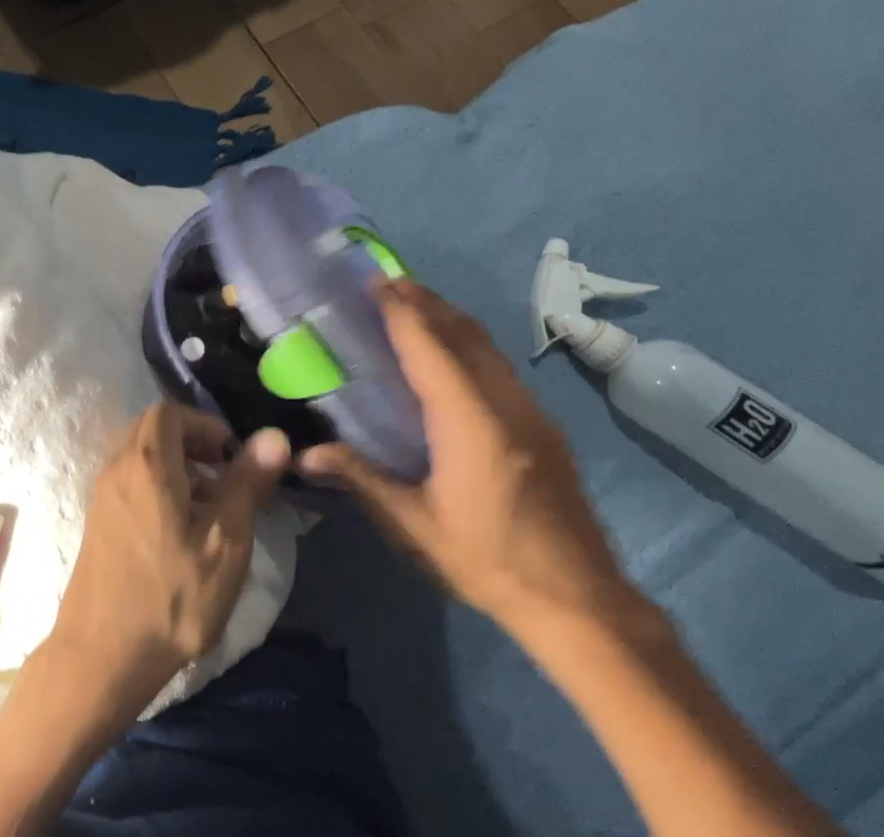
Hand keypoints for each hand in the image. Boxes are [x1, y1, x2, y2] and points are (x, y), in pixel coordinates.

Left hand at [49, 403, 290, 700]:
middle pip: (152, 430)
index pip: (169, 412)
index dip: (205, 424)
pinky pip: (129, 483)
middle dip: (192, 444)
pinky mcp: (97, 522)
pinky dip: (157, 489)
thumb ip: (246, 483)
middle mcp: (116, 469)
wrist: (103, 654)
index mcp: (146, 463)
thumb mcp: (224, 542)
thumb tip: (273, 436)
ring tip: (209, 511)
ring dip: (176, 469)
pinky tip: (180, 534)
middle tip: (224, 479)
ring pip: (140, 457)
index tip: (232, 457)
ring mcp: (101, 496)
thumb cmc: (172, 597)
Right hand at [298, 280, 639, 629]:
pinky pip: (501, 369)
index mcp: (472, 426)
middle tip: (388, 283)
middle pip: (466, 336)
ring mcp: (534, 416)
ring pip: (490, 349)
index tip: (376, 283)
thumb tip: (304, 455)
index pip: (432, 351)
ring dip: (451, 320)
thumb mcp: (413, 526)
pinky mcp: (545, 430)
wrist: (578, 600)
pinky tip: (452, 357)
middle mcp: (508, 407)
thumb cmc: (485, 562)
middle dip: (428, 303)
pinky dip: (470, 346)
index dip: (403, 314)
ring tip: (415, 307)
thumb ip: (360, 480)